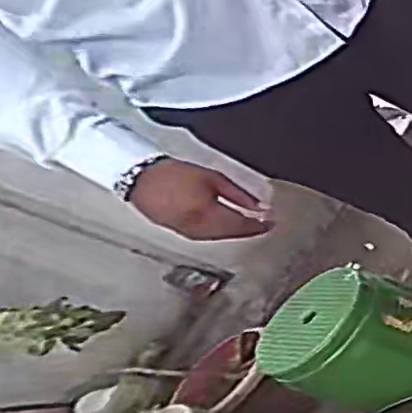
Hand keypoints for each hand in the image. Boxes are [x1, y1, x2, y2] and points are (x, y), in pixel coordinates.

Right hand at [128, 158, 271, 240]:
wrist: (139, 176)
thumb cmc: (177, 174)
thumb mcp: (215, 179)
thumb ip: (240, 195)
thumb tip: (260, 206)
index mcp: (205, 212)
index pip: (239, 225)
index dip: (258, 226)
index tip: (271, 223)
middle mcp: (194, 226)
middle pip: (230, 233)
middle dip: (248, 231)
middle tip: (264, 226)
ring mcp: (183, 230)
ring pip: (217, 238)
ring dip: (235, 234)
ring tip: (249, 227)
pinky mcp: (175, 230)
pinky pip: (203, 237)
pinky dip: (219, 234)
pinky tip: (227, 229)